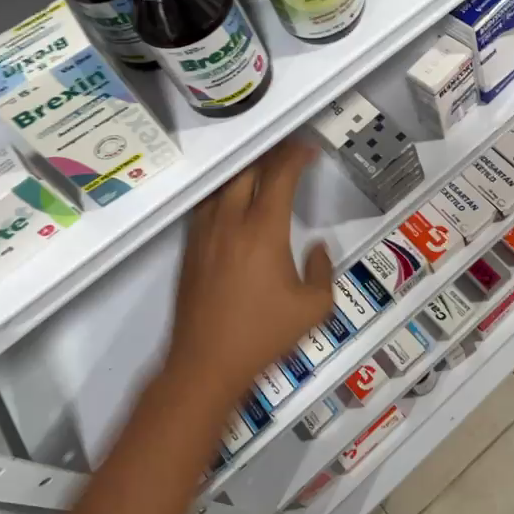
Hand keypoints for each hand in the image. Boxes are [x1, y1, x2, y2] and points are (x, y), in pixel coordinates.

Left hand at [168, 140, 333, 396]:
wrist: (206, 362)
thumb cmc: (263, 335)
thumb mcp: (313, 307)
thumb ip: (323, 271)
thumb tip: (317, 249)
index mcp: (263, 230)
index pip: (279, 176)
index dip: (295, 156)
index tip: (308, 150)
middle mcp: (231, 222)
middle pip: (247, 171)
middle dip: (270, 156)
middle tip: (288, 154)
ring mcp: (206, 233)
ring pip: (223, 185)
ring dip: (245, 171)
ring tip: (262, 171)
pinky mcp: (191, 248)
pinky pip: (207, 206)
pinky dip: (224, 193)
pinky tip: (233, 201)